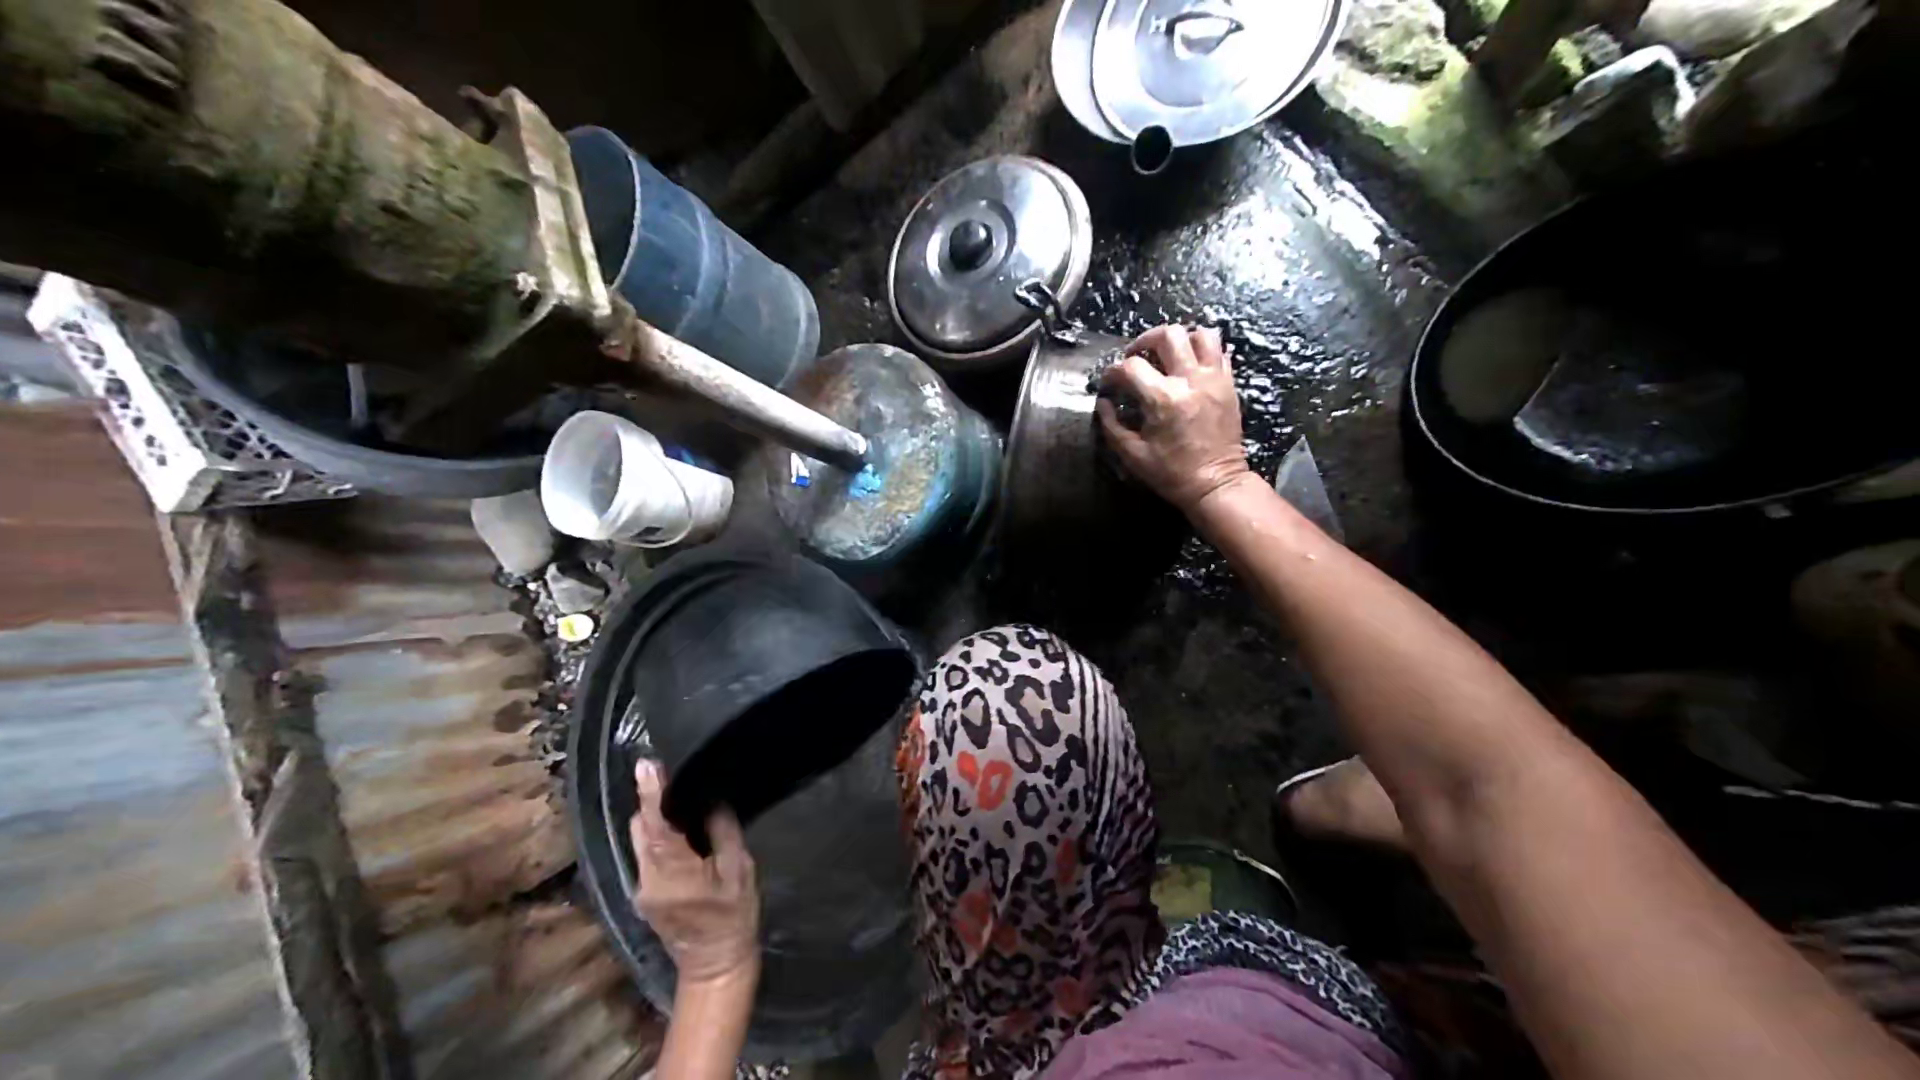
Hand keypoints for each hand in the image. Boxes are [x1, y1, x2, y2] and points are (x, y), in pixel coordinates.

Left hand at [630, 760, 760, 988]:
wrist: (715, 966)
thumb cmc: (733, 917)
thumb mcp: (739, 870)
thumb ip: (722, 831)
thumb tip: (712, 798)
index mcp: (671, 871)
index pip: (656, 823)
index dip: (651, 791)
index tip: (647, 763)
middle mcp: (646, 878)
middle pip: (641, 828)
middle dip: (653, 801)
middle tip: (672, 775)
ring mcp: (641, 888)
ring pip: (640, 841)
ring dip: (655, 819)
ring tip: (679, 798)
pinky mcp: (644, 895)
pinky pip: (646, 854)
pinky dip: (658, 836)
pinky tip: (679, 830)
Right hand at [1097, 324, 1253, 514]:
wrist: (1217, 484)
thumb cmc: (1172, 473)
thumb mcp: (1132, 455)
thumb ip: (1112, 426)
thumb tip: (1103, 403)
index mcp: (1163, 398)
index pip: (1131, 366)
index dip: (1113, 371)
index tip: (1109, 382)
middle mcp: (1190, 380)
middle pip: (1168, 335)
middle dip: (1145, 341)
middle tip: (1136, 356)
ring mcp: (1214, 379)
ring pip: (1200, 334)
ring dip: (1179, 339)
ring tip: (1166, 354)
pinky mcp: (1229, 384)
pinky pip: (1219, 351)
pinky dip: (1202, 351)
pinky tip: (1188, 366)